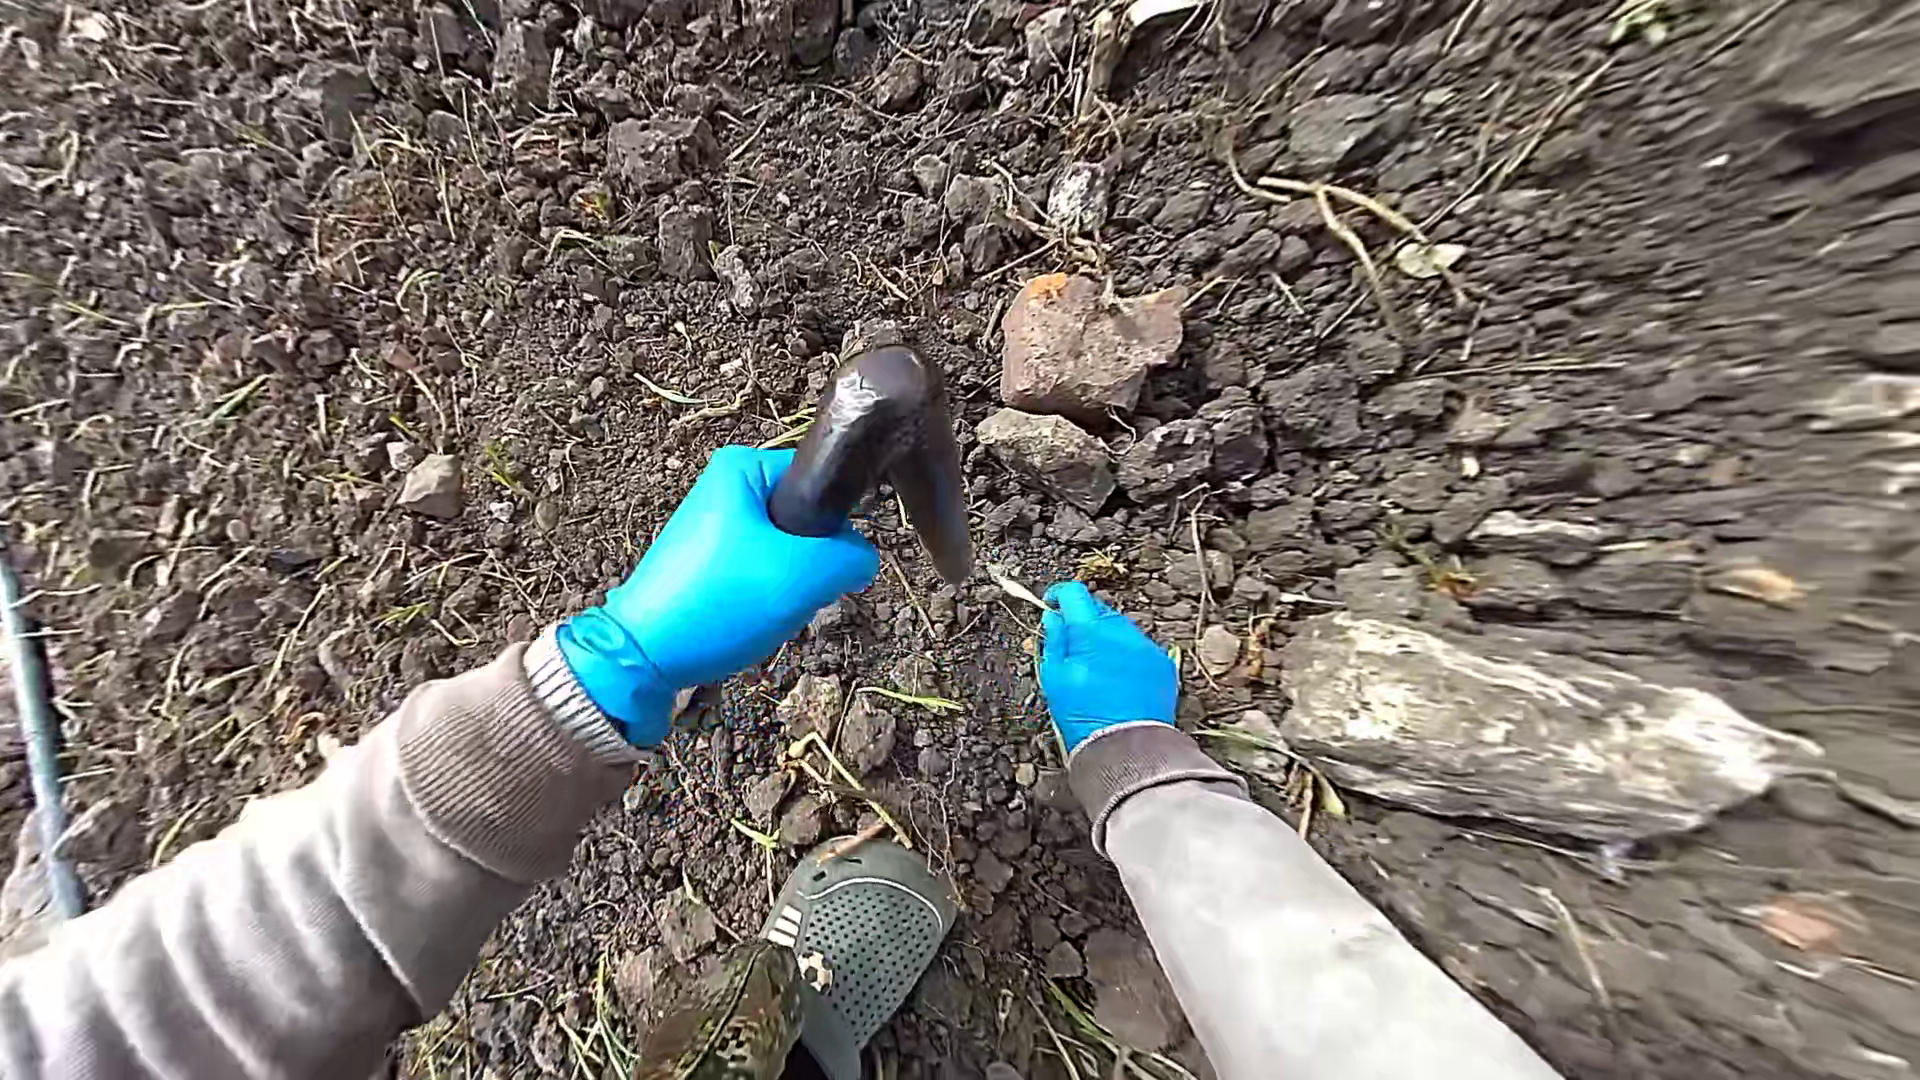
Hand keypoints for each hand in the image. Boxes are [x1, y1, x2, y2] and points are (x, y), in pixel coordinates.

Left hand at [556, 446, 879, 744]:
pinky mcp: (713, 560)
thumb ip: (853, 556)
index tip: (828, 562)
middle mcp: (727, 488)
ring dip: (796, 583)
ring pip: (791, 550)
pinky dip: (773, 594)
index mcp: (742, 468)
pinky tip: (758, 615)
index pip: (821, 482)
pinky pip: (766, 569)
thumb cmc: (722, 602)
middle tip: (798, 589)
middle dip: (814, 561)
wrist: (645, 659)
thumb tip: (863, 559)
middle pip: (807, 519)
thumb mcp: (806, 574)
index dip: (837, 525)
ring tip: (773, 606)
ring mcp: (719, 526)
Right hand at [1038, 582, 1176, 751]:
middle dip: (1081, 619)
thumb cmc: (1084, 716)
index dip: (1059, 595)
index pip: (1074, 593)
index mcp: (1092, 631)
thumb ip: (1053, 640)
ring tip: (1095, 666)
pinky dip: (1126, 654)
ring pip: (1119, 627)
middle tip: (1070, 643)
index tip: (1051, 605)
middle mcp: (1123, 631)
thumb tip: (1053, 617)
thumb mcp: (1054, 676)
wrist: (1128, 748)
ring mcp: (1146, 646)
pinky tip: (1116, 677)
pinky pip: (1138, 646)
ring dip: (1105, 637)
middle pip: (1097, 609)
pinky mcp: (1162, 662)